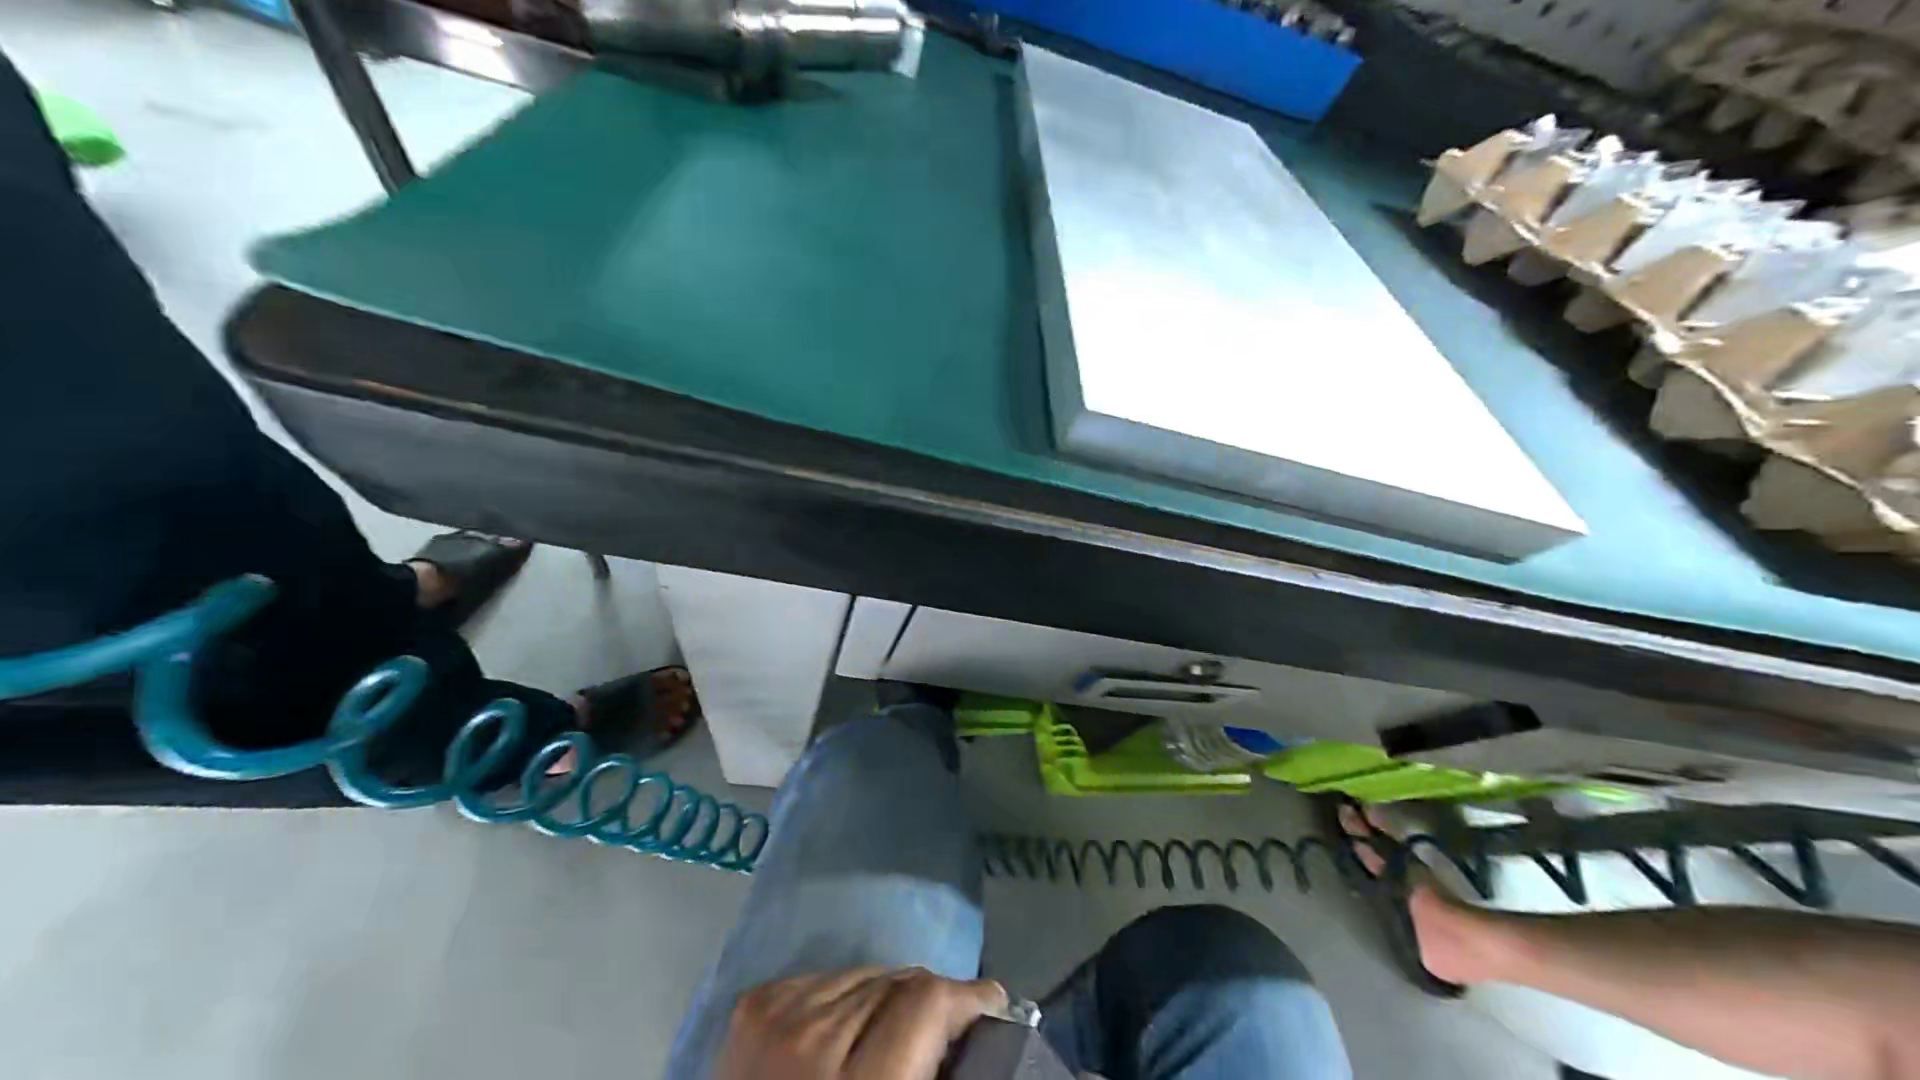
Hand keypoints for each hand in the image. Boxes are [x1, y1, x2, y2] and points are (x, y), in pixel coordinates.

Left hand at [714, 966, 1006, 1079]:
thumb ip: (930, 1072)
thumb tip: (969, 1025)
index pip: (926, 999)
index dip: (968, 995)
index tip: (991, 1003)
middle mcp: (815, 1039)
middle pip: (897, 980)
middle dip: (930, 997)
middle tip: (947, 1023)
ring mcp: (778, 1015)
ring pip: (864, 972)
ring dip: (887, 993)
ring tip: (893, 1023)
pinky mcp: (754, 1004)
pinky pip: (826, 976)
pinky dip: (846, 994)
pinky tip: (847, 1024)